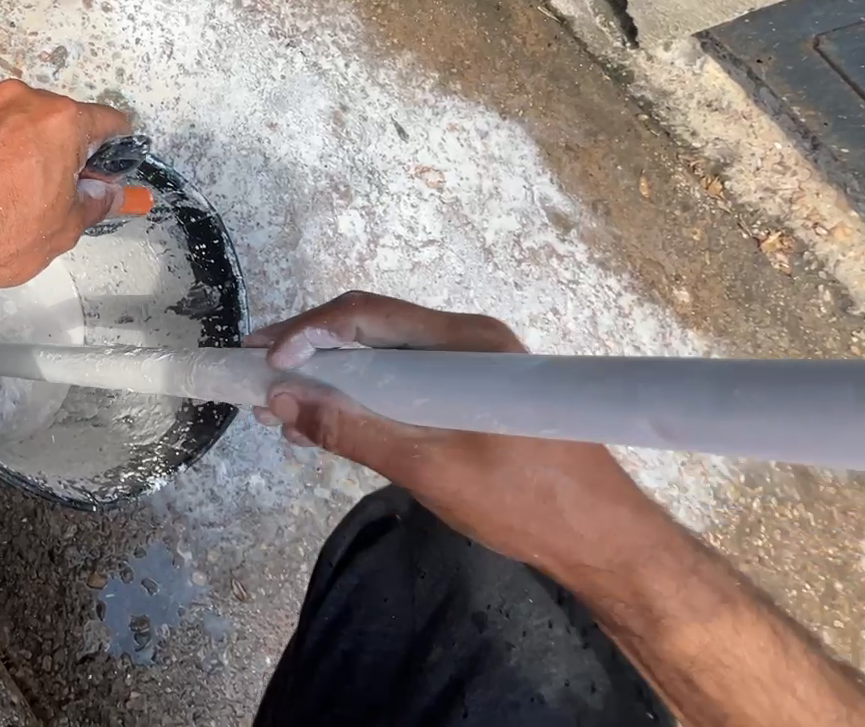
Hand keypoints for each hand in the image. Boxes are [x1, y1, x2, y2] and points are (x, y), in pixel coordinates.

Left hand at [0, 80, 131, 293]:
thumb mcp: (63, 228)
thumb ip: (95, 202)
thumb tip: (106, 193)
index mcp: (60, 120)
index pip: (108, 122)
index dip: (115, 150)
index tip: (109, 170)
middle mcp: (21, 101)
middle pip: (60, 118)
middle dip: (67, 149)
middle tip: (62, 190)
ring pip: (20, 121)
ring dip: (27, 146)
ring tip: (17, 191)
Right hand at [249, 291, 664, 576]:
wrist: (610, 548)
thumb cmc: (527, 504)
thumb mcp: (428, 468)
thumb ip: (349, 430)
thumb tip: (275, 401)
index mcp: (464, 343)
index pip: (368, 315)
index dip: (309, 331)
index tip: (266, 358)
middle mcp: (460, 339)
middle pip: (365, 327)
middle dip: (305, 347)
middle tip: (254, 365)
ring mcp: (461, 364)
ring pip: (373, 353)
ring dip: (322, 374)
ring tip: (274, 399)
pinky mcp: (459, 391)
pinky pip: (391, 378)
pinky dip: (351, 394)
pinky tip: (317, 420)